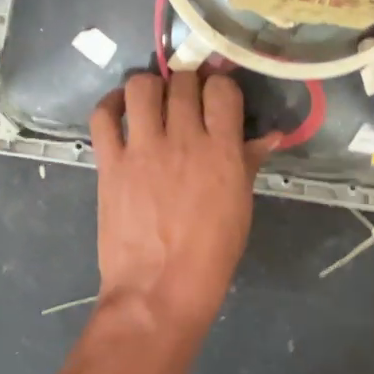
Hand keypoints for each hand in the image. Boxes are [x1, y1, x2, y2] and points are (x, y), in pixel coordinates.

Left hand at [90, 72, 277, 327]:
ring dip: (150, 86)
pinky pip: (104, 116)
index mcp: (222, 150)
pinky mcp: (109, 162)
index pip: (222, 90)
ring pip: (142, 87)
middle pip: (182, 82)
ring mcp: (142, 149)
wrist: (158, 290)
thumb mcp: (240, 206)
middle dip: (186, 84)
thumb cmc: (210, 254)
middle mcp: (182, 139)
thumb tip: (269, 136)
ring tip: (152, 101)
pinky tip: (120, 108)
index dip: (219, 87)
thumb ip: (249, 162)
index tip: (215, 96)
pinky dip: (110, 104)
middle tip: (184, 100)